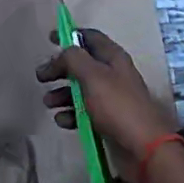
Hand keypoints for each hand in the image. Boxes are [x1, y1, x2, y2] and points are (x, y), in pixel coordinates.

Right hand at [38, 27, 178, 178]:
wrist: (143, 148)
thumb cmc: (117, 106)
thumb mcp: (92, 76)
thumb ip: (73, 59)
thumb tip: (61, 53)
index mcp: (113, 58)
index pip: (90, 37)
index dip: (70, 34)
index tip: (50, 38)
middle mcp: (113, 74)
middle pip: (82, 64)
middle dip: (61, 68)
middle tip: (41, 77)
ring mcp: (111, 98)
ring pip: (81, 89)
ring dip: (62, 93)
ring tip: (48, 102)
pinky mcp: (107, 120)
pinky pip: (84, 112)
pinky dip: (71, 114)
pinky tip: (62, 120)